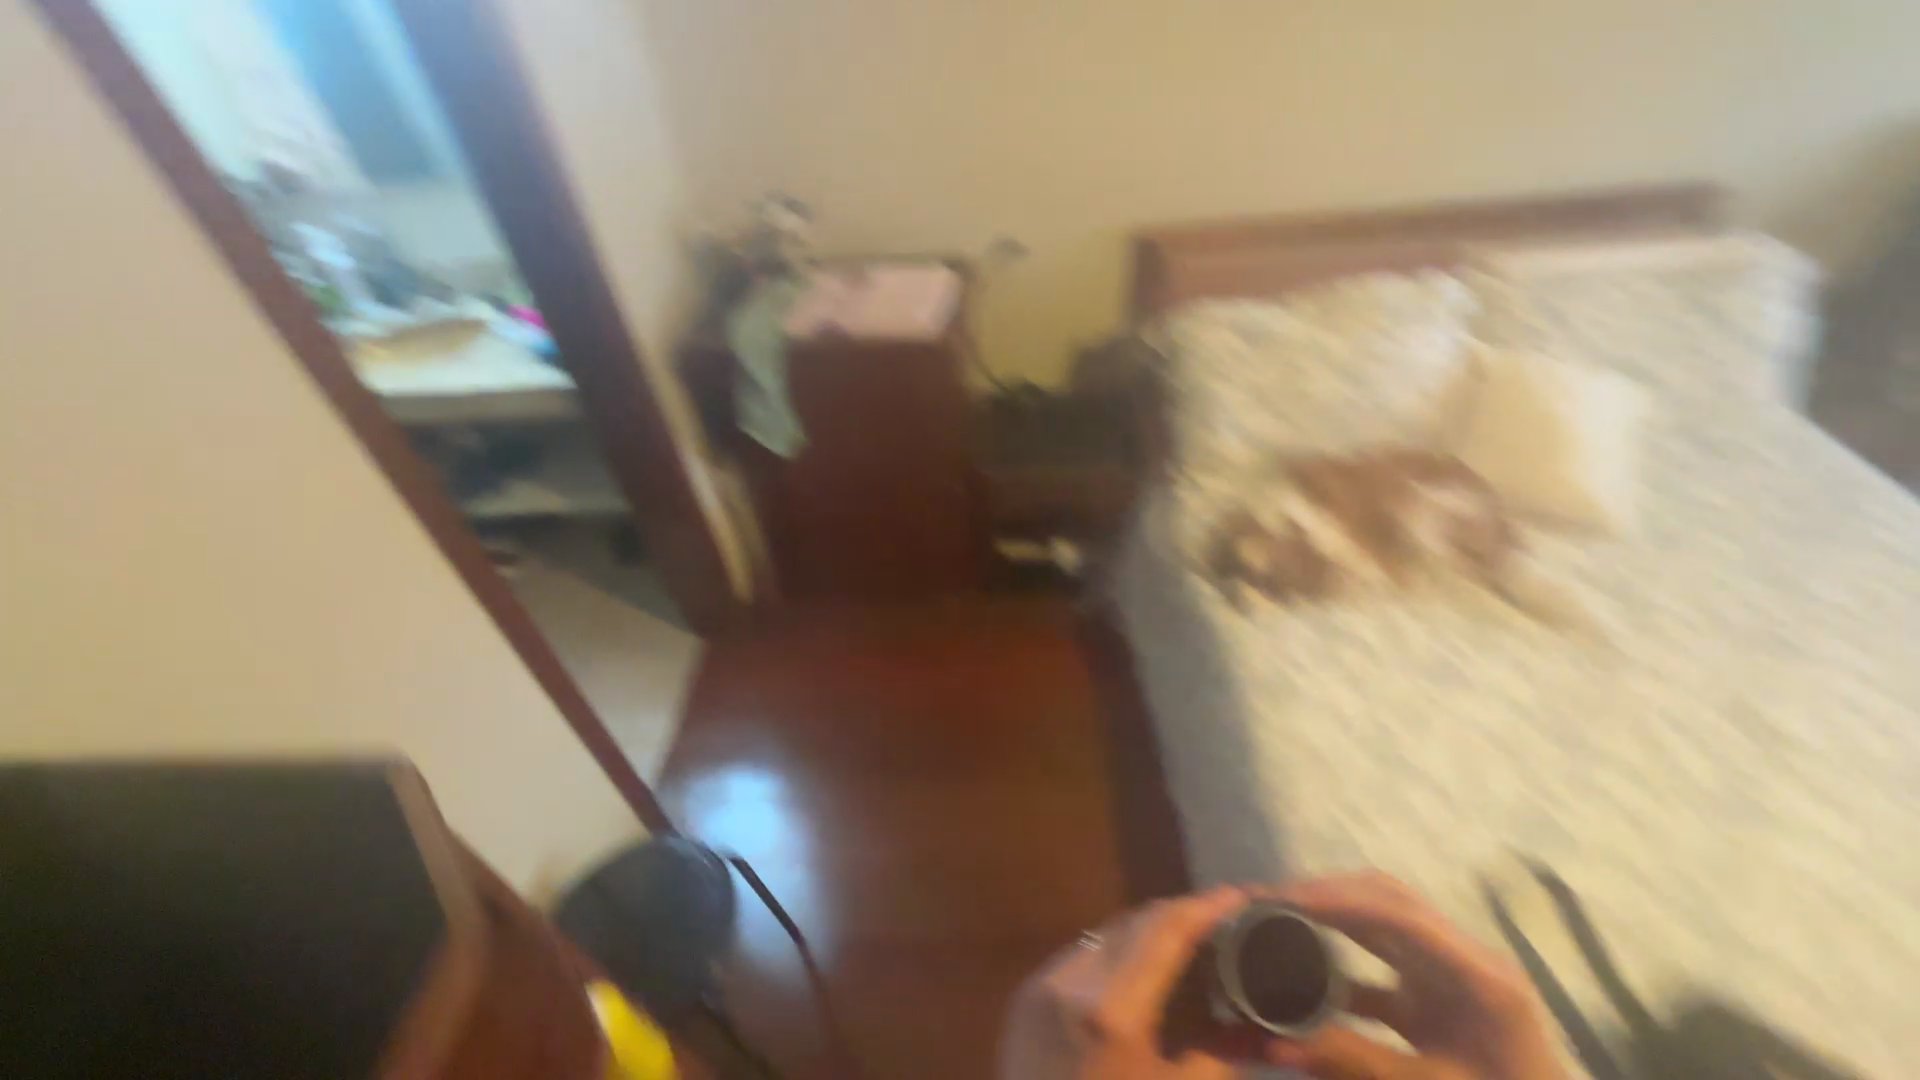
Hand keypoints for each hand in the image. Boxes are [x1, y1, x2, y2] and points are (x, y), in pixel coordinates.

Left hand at [1000, 887, 1249, 1079]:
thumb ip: (1216, 1058)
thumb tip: (1255, 1030)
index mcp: (1112, 1009)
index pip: (1164, 933)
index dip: (1203, 908)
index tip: (1236, 895)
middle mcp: (1073, 980)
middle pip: (1133, 924)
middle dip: (1176, 916)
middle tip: (1217, 920)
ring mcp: (1043, 984)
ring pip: (1104, 935)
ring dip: (1144, 932)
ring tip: (1183, 940)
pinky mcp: (1025, 997)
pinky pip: (1079, 957)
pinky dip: (1114, 954)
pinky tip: (1137, 967)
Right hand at [1266, 873, 1564, 1079]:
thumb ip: (1351, 1060)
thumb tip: (1273, 1041)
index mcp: (1478, 974)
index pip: (1398, 913)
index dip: (1337, 899)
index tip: (1283, 899)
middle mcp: (1466, 955)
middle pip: (1388, 898)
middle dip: (1326, 892)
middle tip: (1272, 899)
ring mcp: (1454, 967)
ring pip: (1384, 914)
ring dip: (1332, 909)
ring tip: (1281, 912)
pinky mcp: (1440, 986)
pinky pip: (1386, 949)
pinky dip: (1343, 947)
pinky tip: (1304, 956)